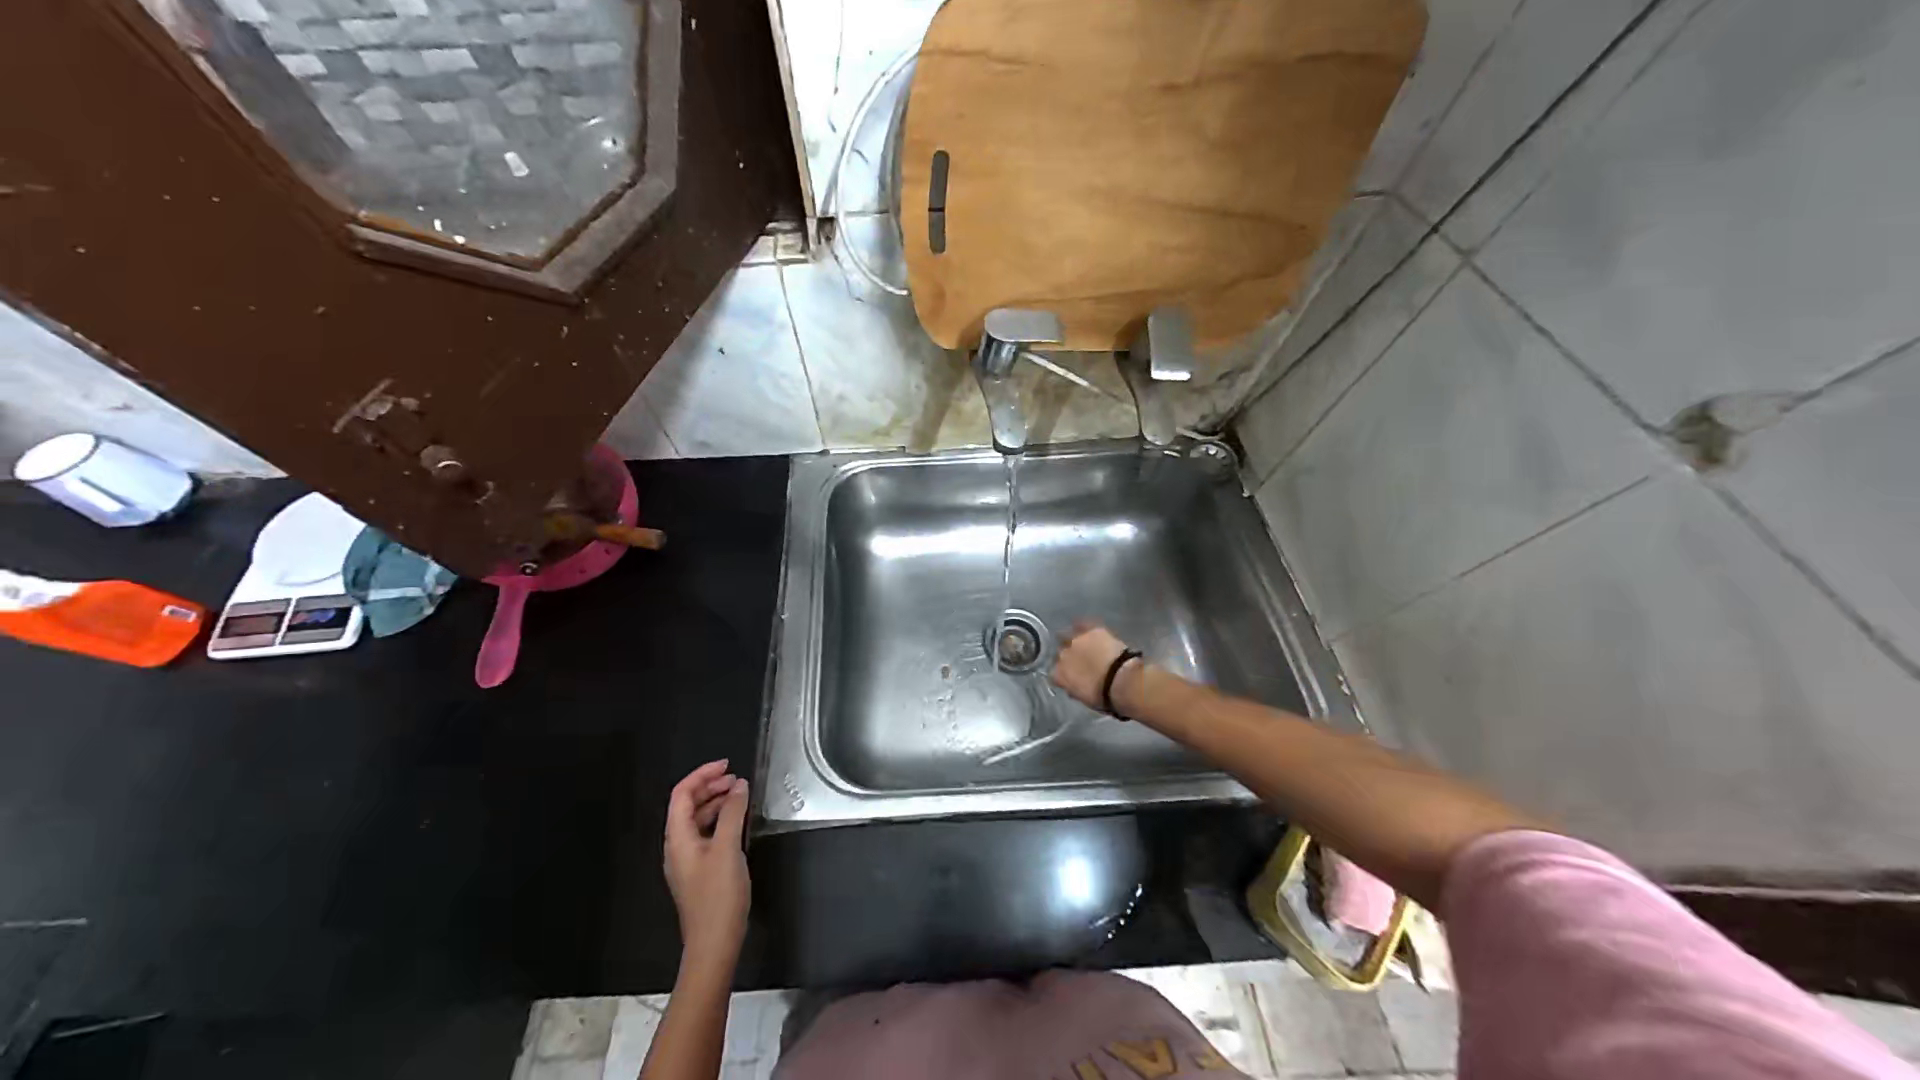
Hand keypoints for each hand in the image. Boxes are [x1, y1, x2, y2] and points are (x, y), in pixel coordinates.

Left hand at [664, 760, 750, 963]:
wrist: (714, 943)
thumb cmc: (718, 895)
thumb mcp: (728, 848)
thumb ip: (733, 813)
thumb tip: (739, 785)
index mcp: (677, 838)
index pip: (681, 794)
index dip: (702, 774)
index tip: (727, 764)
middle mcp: (678, 846)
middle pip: (687, 805)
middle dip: (710, 786)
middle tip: (737, 778)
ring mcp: (688, 860)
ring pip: (698, 820)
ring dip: (717, 802)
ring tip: (740, 795)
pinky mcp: (700, 871)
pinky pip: (706, 834)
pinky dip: (721, 820)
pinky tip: (738, 821)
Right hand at [1052, 620, 1139, 712]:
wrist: (1121, 681)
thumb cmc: (1104, 696)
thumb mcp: (1084, 697)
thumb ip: (1074, 687)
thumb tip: (1073, 685)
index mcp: (1059, 675)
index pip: (1055, 673)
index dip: (1063, 674)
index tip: (1071, 676)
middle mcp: (1063, 655)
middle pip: (1061, 653)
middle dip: (1068, 656)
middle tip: (1079, 660)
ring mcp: (1076, 641)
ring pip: (1066, 635)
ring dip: (1073, 640)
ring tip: (1081, 643)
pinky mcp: (1091, 631)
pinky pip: (1082, 624)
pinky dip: (1082, 626)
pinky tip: (1085, 627)